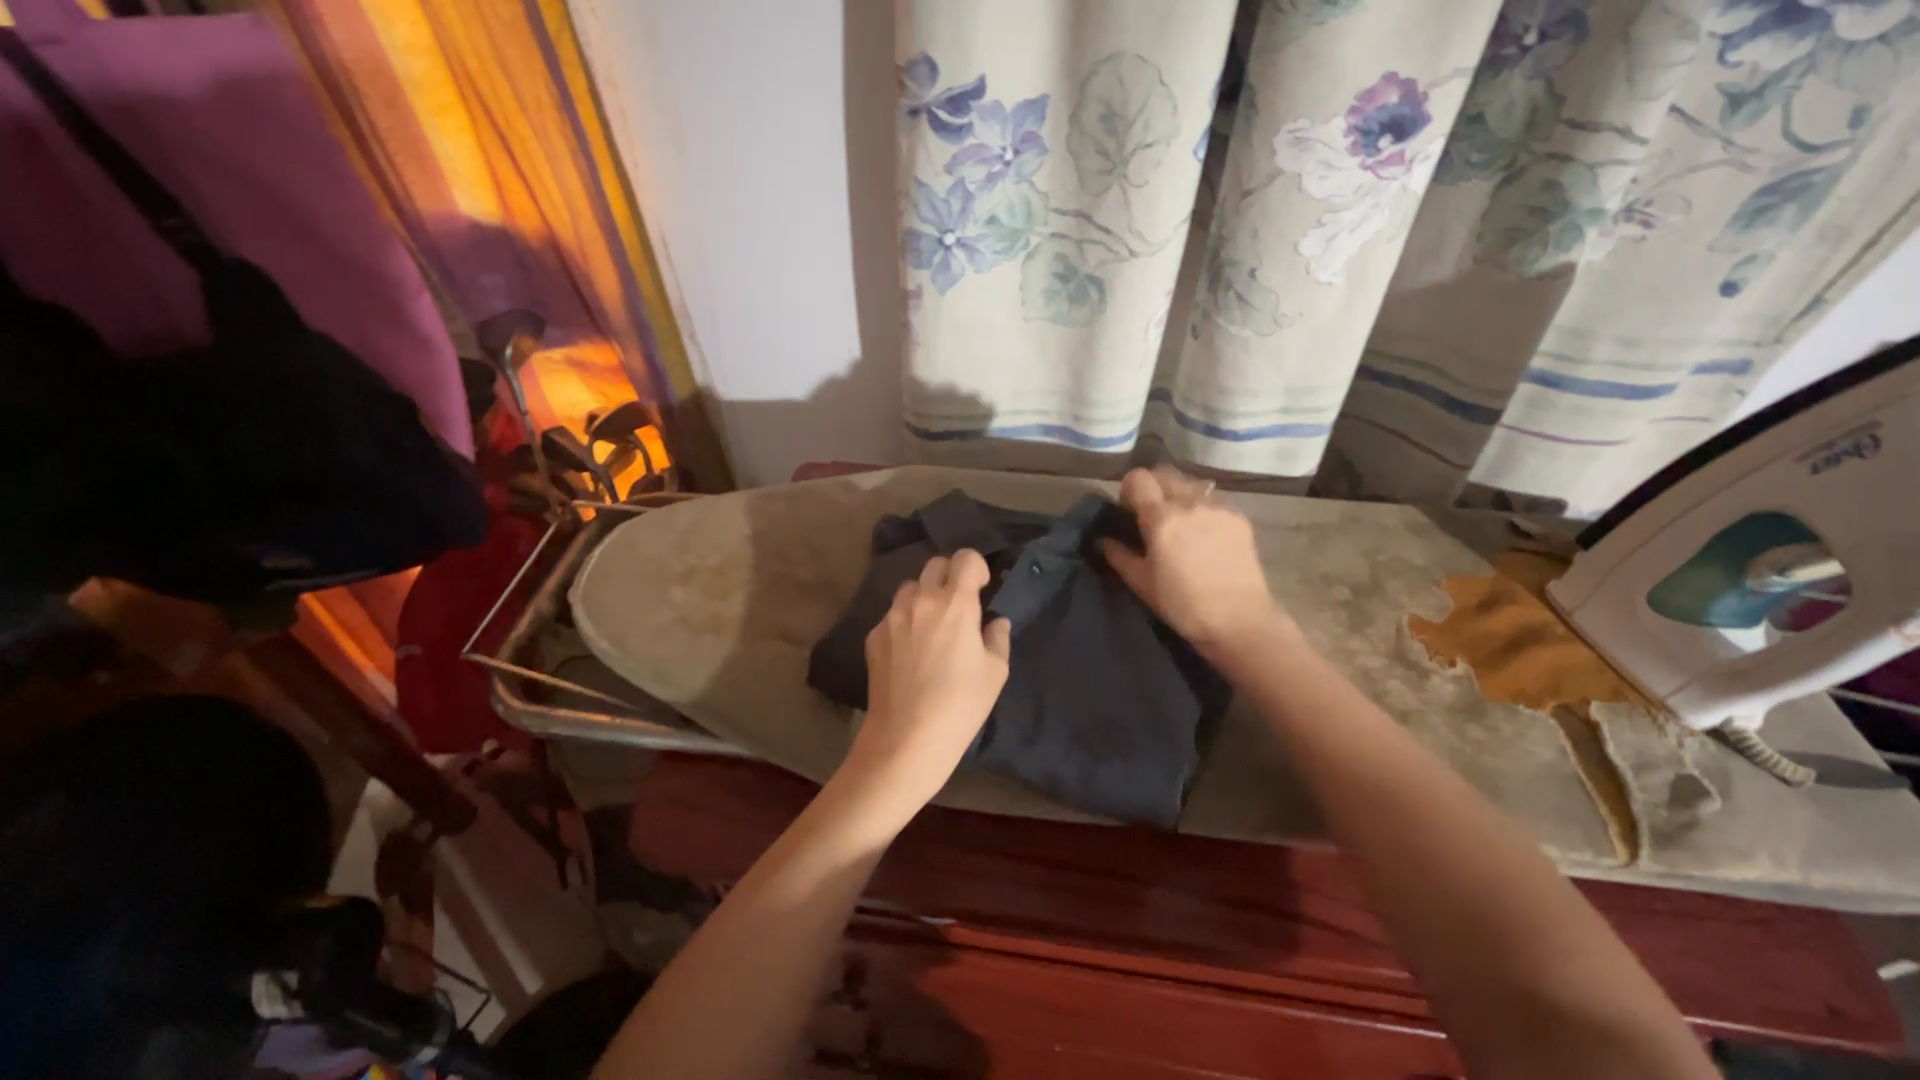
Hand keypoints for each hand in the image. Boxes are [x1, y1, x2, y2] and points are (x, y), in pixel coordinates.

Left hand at [842, 550, 1011, 818]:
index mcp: (955, 604)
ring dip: (924, 596)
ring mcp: (892, 618)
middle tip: (959, 604)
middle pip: (934, 565)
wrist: (906, 738)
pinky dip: (905, 621)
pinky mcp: (873, 637)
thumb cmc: (960, 705)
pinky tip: (911, 651)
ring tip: (933, 625)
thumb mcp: (995, 674)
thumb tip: (995, 623)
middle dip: (950, 576)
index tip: (982, 587)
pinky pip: (892, 616)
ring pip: (909, 588)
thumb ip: (997, 639)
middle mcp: (921, 601)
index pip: (964, 558)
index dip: (976, 567)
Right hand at [1101, 467, 1285, 654]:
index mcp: (1161, 518)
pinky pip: (1212, 500)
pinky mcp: (1239, 517)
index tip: (1129, 512)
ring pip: (1190, 484)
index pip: (1138, 478)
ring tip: (1180, 524)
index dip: (1128, 491)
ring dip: (1178, 495)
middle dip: (1153, 488)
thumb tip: (1101, 540)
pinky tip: (1204, 535)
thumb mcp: (1142, 583)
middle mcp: (1190, 502)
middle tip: (1152, 517)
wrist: (1239, 620)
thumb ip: (1118, 555)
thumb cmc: (1183, 605)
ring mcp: (1218, 507)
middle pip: (1164, 474)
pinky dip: (1201, 508)